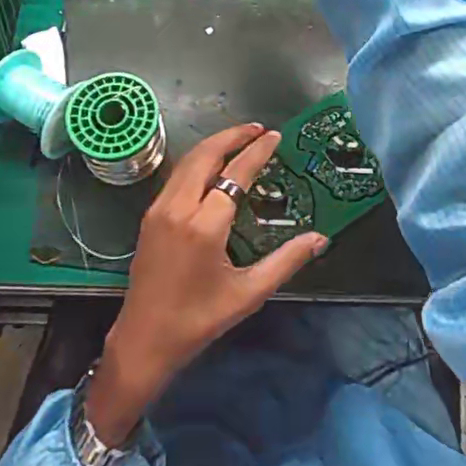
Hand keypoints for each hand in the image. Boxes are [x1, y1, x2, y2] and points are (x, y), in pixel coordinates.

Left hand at [83, 123, 326, 444]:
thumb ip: (285, 262)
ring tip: (240, 139)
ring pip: (186, 162)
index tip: (274, 136)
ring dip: (213, 146)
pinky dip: (197, 161)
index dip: (256, 152)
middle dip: (232, 137)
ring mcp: (158, 209)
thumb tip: (319, 239)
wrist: (145, 336)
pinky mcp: (149, 215)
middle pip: (205, 156)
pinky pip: (176, 176)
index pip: (234, 175)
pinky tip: (213, 165)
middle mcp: (177, 208)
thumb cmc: (199, 320)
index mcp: (203, 226)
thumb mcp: (248, 293)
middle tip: (258, 129)